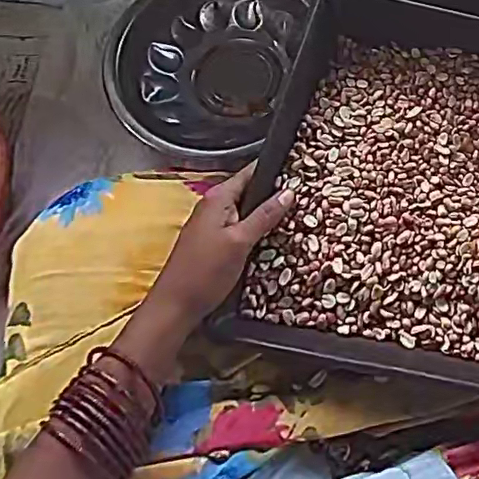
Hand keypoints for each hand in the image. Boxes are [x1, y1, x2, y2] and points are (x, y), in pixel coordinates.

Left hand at [143, 163, 295, 327]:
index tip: (299, 172)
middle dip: (273, 194)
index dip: (274, 171)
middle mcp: (212, 206)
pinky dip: (254, 230)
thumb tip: (288, 192)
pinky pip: (239, 227)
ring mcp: (211, 224)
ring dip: (265, 214)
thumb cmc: (204, 272)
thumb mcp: (240, 242)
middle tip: (303, 197)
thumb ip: (264, 216)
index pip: (250, 172)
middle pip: (249, 191)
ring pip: (245, 211)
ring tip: (294, 216)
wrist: (175, 307)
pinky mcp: (213, 241)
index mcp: (217, 198)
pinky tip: (271, 238)